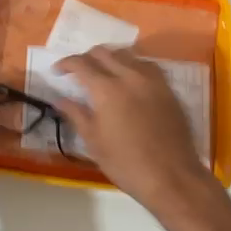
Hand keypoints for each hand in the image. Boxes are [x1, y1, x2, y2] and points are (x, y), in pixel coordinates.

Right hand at [54, 47, 215, 211]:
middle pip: (103, 52)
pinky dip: (132, 65)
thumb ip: (76, 114)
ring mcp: (152, 80)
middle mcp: (129, 76)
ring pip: (126, 54)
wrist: (172, 177)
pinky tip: (129, 80)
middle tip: (77, 73)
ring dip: (109, 58)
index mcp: (106, 89)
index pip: (81, 63)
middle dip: (86, 58)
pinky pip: (146, 65)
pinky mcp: (168, 88)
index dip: (65, 64)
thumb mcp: (94, 142)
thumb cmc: (127, 164)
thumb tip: (60, 100)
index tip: (57, 72)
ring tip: (103, 74)